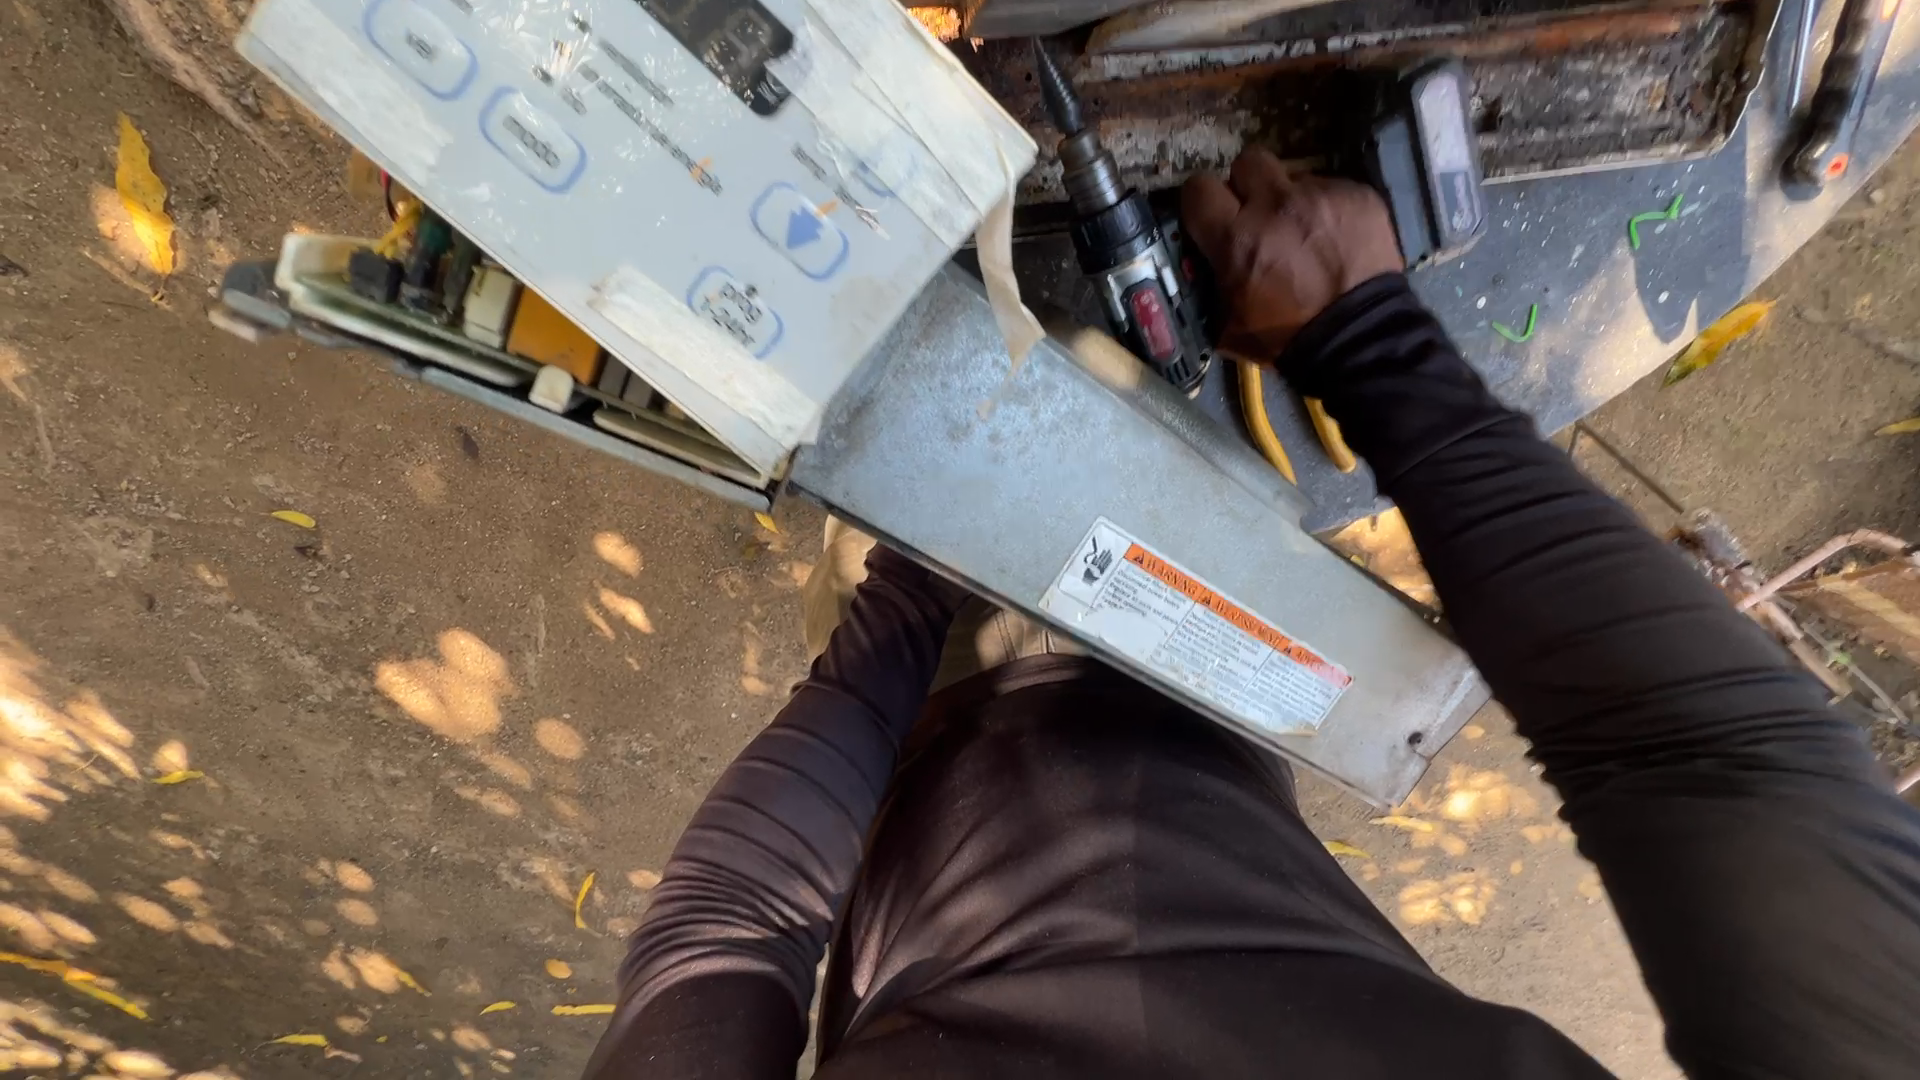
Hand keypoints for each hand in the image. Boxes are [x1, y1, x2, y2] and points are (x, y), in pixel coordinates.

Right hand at [1181, 148, 1402, 358]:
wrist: (1356, 337)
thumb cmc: (1284, 337)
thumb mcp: (1227, 322)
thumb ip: (1211, 284)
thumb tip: (1206, 268)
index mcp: (1235, 238)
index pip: (1198, 188)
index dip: (1201, 201)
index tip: (1208, 216)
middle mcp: (1275, 204)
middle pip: (1247, 161)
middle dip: (1245, 185)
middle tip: (1253, 214)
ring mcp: (1320, 194)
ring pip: (1292, 177)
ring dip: (1288, 201)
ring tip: (1300, 234)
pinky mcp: (1358, 194)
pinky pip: (1331, 190)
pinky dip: (1325, 211)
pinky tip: (1331, 240)